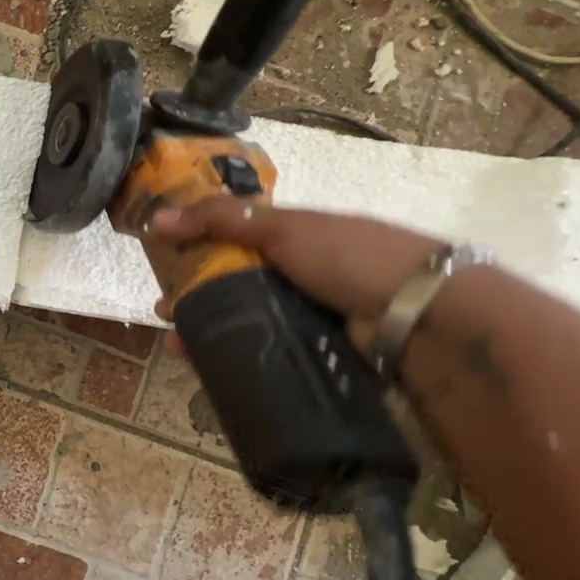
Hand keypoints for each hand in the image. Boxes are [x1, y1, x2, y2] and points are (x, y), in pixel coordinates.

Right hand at [148, 198, 443, 331]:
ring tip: (177, 343)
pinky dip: (228, 353)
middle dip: (192, 295)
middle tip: (165, 310)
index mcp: (299, 237)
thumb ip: (221, 219)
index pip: (235, 239)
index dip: (196, 247)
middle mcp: (302, 273)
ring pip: (242, 319)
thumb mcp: (285, 227)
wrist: (426, 318)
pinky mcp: (312, 349)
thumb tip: (154, 218)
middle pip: (232, 283)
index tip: (163, 263)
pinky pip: (259, 350)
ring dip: (203, 328)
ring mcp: (308, 313)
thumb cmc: (354, 258)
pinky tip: (200, 361)